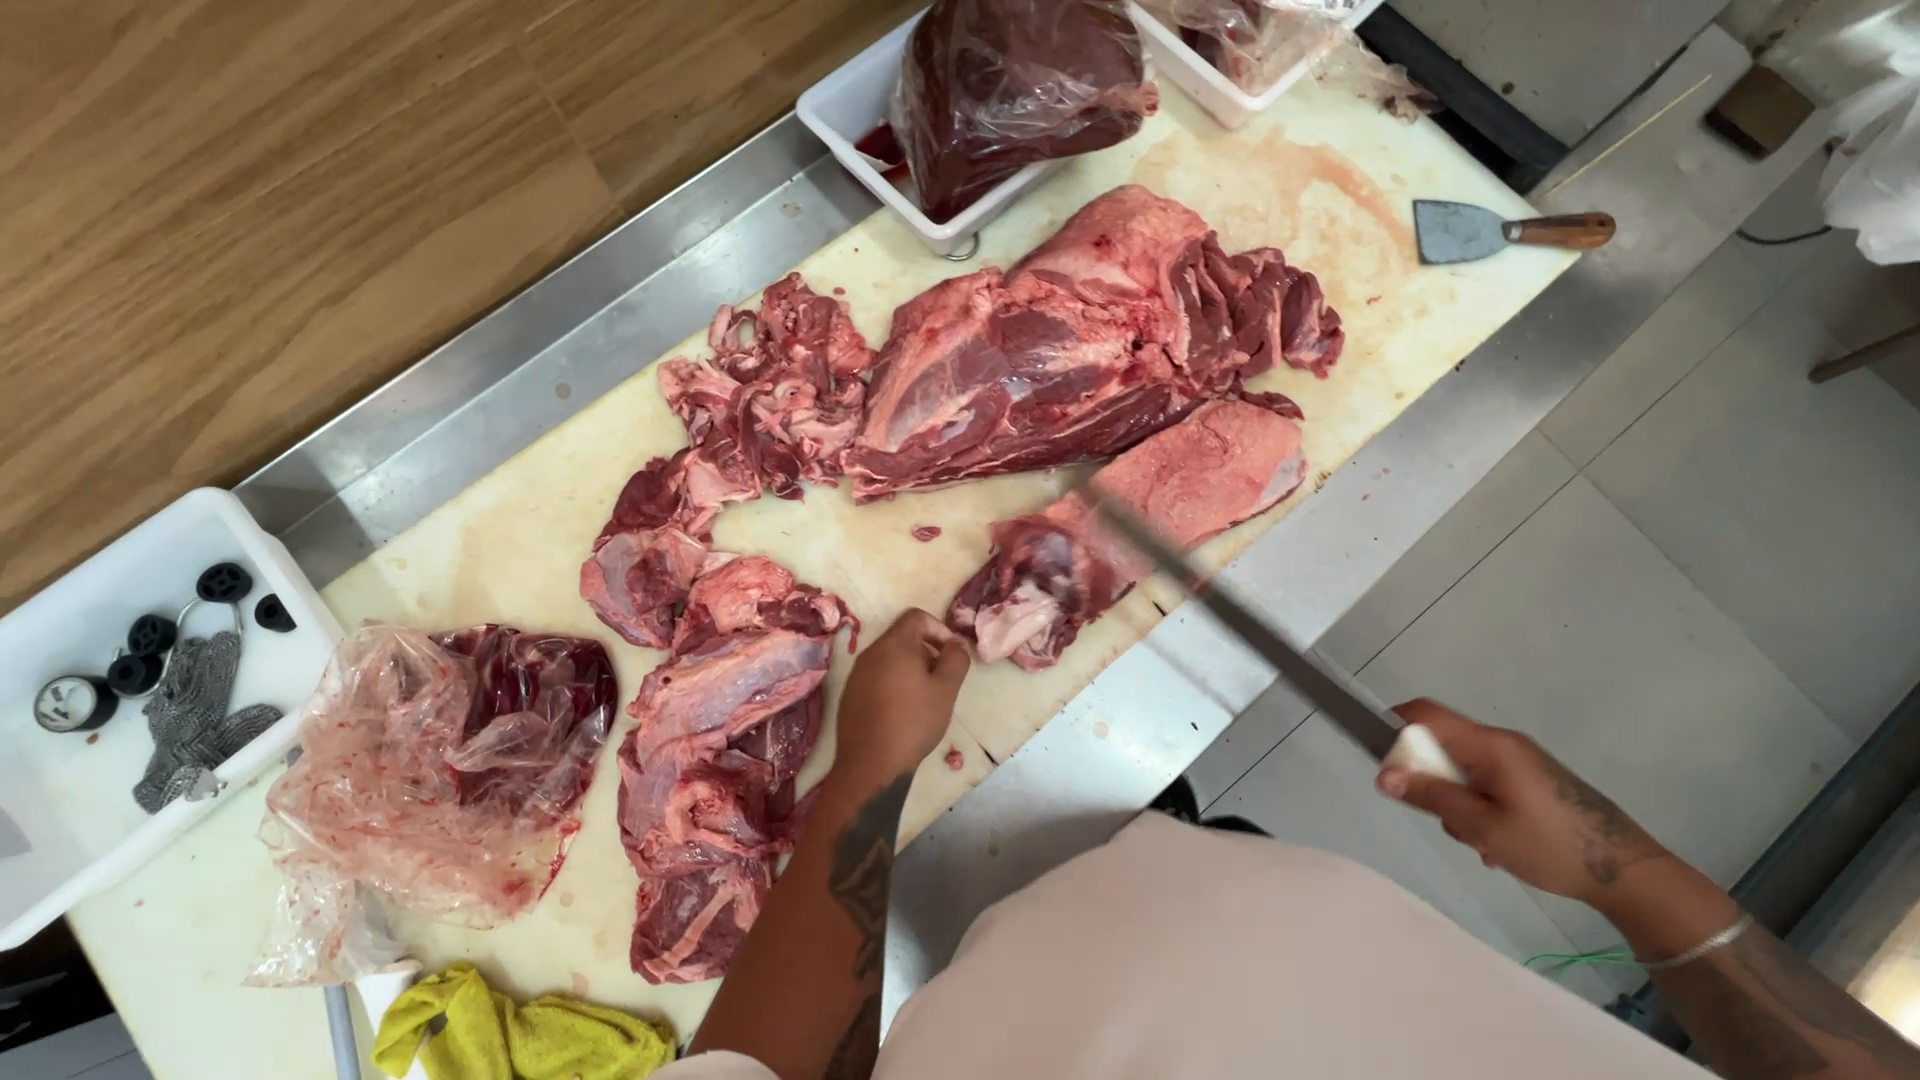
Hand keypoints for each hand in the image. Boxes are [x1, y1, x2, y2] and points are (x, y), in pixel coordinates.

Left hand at [832, 609, 969, 784]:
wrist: (871, 765)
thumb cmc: (913, 722)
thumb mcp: (946, 689)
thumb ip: (956, 659)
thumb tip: (956, 644)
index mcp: (893, 645)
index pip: (916, 617)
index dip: (939, 629)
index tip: (951, 655)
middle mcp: (870, 653)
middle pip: (902, 636)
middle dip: (927, 651)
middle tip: (942, 679)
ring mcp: (856, 675)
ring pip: (889, 658)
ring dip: (911, 669)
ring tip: (924, 697)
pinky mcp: (850, 695)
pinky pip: (876, 677)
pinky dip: (893, 683)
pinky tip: (902, 712)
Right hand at [1375, 699, 1672, 906]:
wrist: (1632, 874)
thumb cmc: (1552, 846)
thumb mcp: (1482, 826)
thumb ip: (1431, 797)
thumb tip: (1383, 775)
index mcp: (1490, 746)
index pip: (1426, 713)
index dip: (1393, 724)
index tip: (1380, 758)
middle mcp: (1503, 744)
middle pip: (1442, 745)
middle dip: (1430, 780)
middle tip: (1442, 818)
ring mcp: (1521, 762)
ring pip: (1463, 771)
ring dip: (1458, 803)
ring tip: (1479, 842)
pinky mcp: (1534, 781)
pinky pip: (1488, 785)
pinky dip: (1481, 809)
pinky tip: (1498, 846)